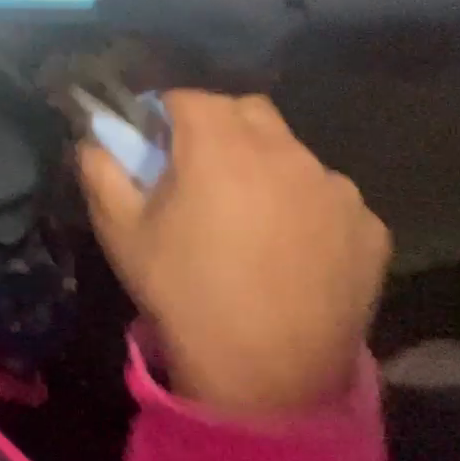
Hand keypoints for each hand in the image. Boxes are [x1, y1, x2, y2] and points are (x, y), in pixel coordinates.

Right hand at [78, 90, 390, 415]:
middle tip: (190, 162)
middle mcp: (285, 158)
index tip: (148, 133)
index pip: (191, 97)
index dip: (163, 108)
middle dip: (215, 123)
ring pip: (291, 151)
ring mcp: (334, 192)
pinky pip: (325, 193)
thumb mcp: (116, 226)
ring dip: (260, 160)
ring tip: (239, 206)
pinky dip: (298, 200)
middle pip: (249, 111)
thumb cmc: (177, 285)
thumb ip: (99, 169)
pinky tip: (279, 239)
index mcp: (218, 151)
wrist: (261, 363)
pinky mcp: (366, 227)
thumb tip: (94, 140)